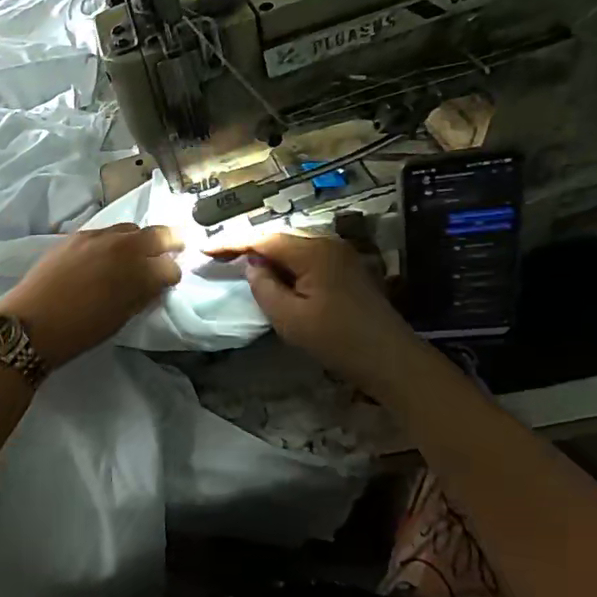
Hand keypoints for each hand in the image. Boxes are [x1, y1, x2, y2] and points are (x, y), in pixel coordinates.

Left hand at [0, 224, 181, 367]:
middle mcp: (121, 246)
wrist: (30, 323)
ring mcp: (98, 236)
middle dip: (170, 243)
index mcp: (136, 272)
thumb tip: (157, 283)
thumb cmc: (79, 331)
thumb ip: (143, 295)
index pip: (169, 266)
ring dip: (140, 239)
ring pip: (131, 229)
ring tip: (137, 254)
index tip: (172, 280)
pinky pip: (106, 231)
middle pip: (158, 234)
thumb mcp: (120, 318)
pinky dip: (116, 240)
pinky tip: (108, 255)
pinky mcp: (77, 235)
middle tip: (174, 250)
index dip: (174, 274)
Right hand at [211, 233, 423, 395]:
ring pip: (294, 246)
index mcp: (313, 252)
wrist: (391, 358)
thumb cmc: (338, 341)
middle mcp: (328, 243)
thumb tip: (252, 265)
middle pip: (279, 238)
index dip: (232, 243)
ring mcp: (341, 254)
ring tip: (240, 264)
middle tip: (218, 257)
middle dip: (248, 246)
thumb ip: (265, 287)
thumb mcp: (291, 319)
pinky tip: (275, 275)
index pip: (264, 239)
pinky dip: (287, 262)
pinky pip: (308, 256)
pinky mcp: (347, 267)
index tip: (205, 250)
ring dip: (268, 254)